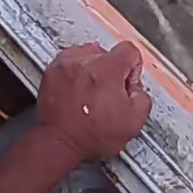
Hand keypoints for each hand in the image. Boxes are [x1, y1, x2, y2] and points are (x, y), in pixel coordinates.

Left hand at [35, 42, 150, 161]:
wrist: (59, 142)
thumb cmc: (91, 135)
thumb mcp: (133, 121)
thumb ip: (142, 97)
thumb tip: (136, 88)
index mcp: (107, 69)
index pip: (129, 50)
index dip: (132, 68)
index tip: (126, 84)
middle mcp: (84, 61)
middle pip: (106, 53)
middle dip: (110, 71)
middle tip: (107, 94)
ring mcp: (64, 64)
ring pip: (86, 55)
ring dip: (91, 69)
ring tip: (89, 92)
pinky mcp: (50, 71)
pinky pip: (68, 62)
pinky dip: (73, 73)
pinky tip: (76, 90)